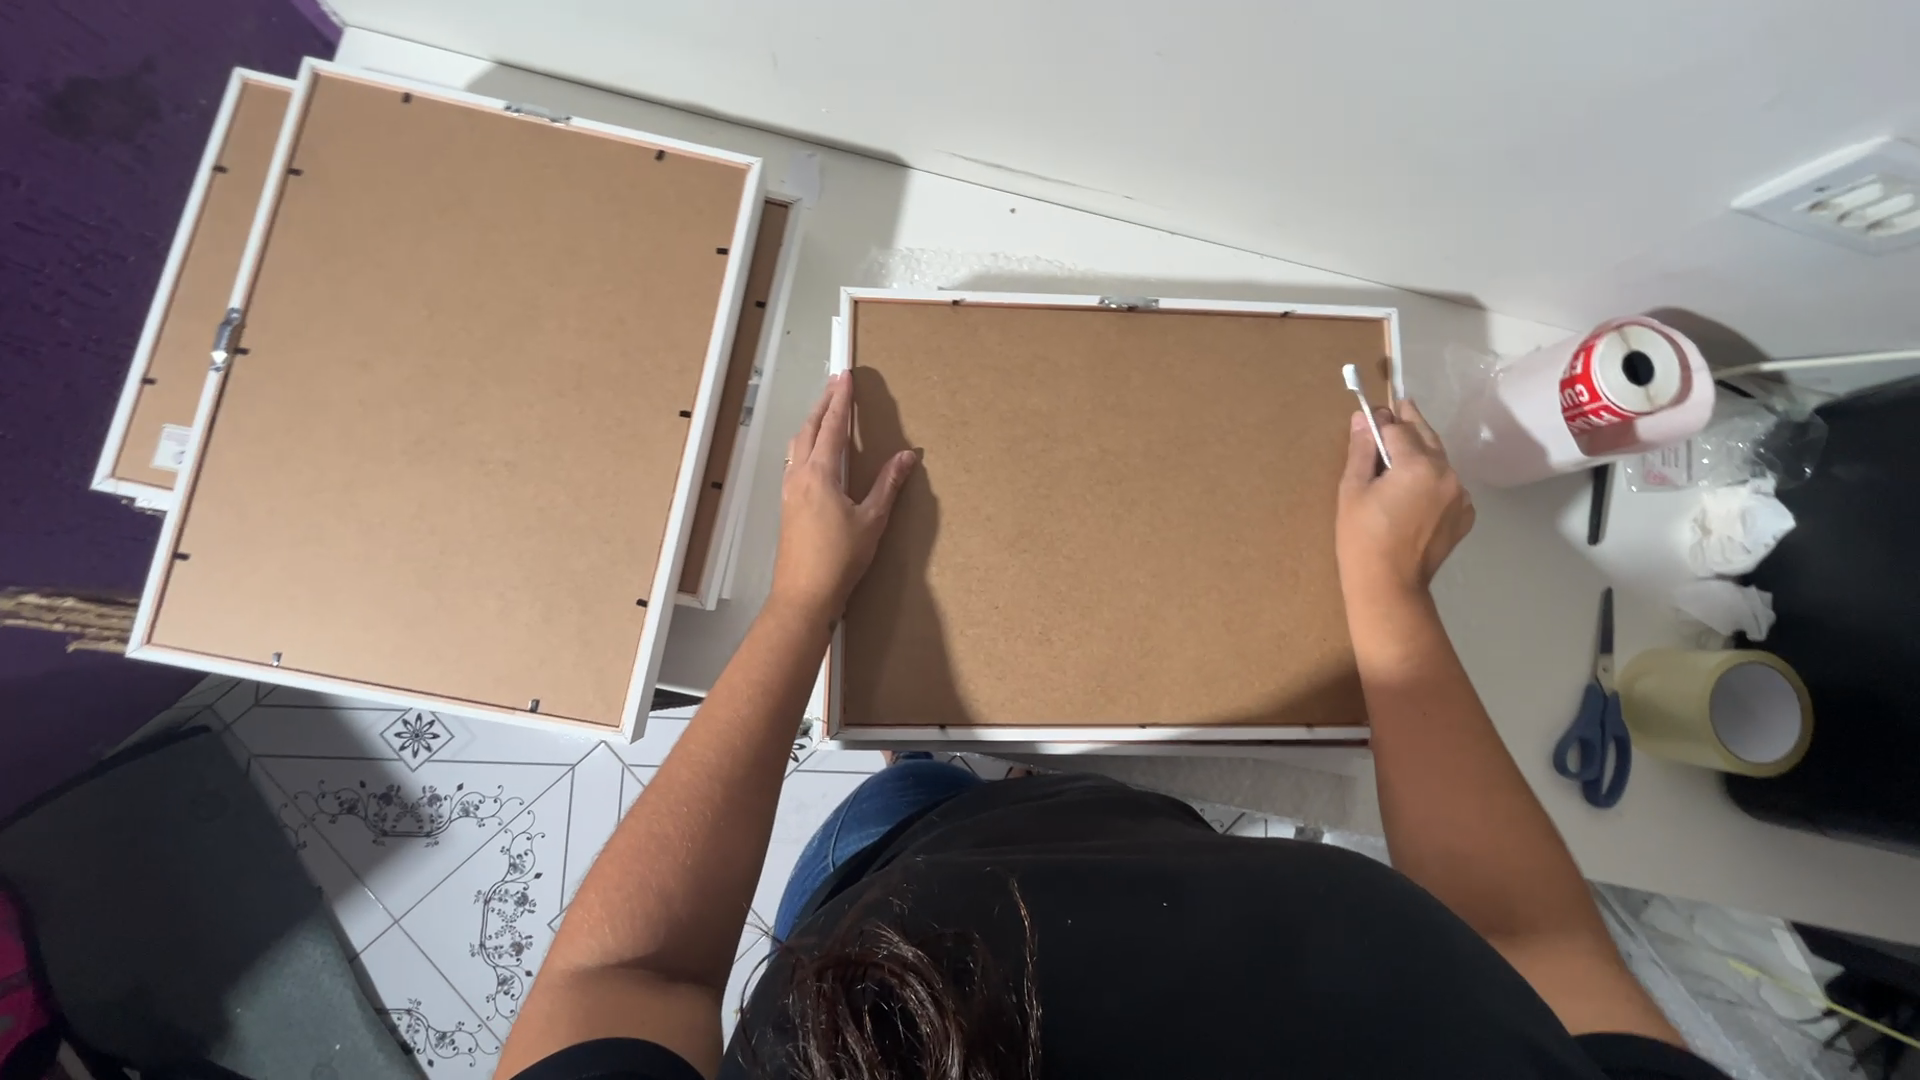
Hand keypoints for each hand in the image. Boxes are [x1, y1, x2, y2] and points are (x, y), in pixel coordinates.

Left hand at [769, 373, 918, 618]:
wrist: (804, 593)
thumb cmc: (840, 559)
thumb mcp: (872, 520)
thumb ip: (888, 485)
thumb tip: (907, 457)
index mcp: (820, 474)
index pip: (833, 427)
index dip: (842, 401)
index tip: (846, 377)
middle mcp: (799, 476)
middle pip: (810, 428)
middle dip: (824, 403)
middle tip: (836, 383)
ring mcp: (789, 490)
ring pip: (797, 444)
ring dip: (812, 422)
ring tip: (825, 409)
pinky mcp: (787, 505)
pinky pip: (794, 461)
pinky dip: (805, 443)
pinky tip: (811, 451)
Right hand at [1335, 399, 1473, 598]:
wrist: (1388, 584)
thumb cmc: (1361, 537)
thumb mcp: (1353, 490)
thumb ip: (1362, 451)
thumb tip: (1364, 419)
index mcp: (1418, 465)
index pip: (1399, 429)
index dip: (1383, 419)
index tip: (1372, 412)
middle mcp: (1447, 474)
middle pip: (1427, 438)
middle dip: (1410, 423)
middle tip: (1399, 408)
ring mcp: (1461, 496)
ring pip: (1439, 463)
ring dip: (1422, 455)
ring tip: (1402, 455)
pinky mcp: (1464, 516)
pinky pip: (1448, 488)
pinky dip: (1432, 482)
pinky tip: (1414, 491)